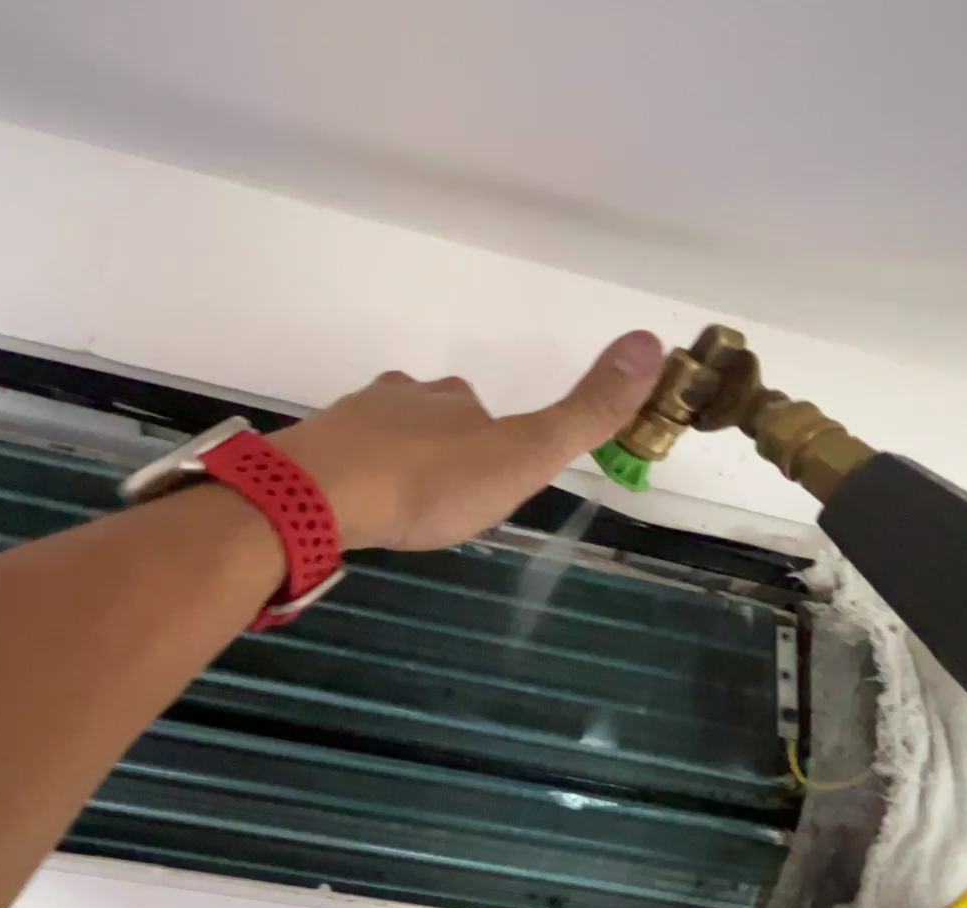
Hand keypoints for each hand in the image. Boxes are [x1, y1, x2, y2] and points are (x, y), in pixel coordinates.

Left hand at [271, 330, 663, 550]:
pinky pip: (345, 457)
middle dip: (441, 455)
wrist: (325, 494)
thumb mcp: (523, 455)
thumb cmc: (431, 483)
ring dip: (397, 464)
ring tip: (398, 507)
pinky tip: (355, 505)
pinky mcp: (314, 445)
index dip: (490, 450)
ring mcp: (353, 418)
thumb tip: (653, 340)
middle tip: (439, 504)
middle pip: (432, 420)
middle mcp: (404, 396)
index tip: (482, 489)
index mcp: (456, 400)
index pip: (483, 416)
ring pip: (386, 436)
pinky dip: (357, 476)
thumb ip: (584, 413)